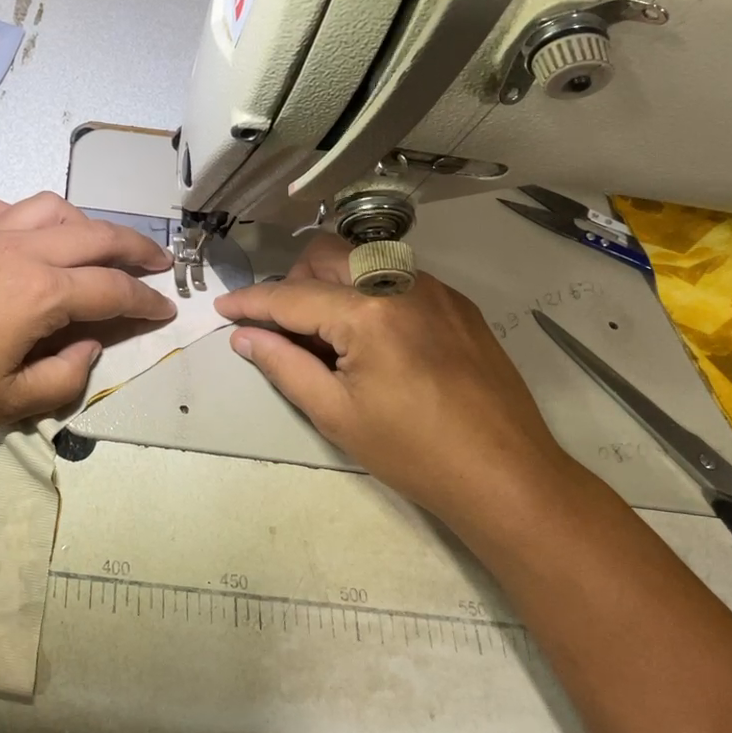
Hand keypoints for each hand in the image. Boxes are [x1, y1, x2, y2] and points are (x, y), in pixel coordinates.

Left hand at [0, 193, 175, 438]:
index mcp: (41, 292)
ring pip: (53, 208)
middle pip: (95, 236)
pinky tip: (31, 234)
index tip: (167, 310)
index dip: (146, 301)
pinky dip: (31, 215)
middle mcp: (22, 250)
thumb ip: (65, 376)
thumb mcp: (10, 402)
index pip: (112, 290)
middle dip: (136, 248)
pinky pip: (6, 208)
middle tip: (160, 263)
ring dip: (87, 223)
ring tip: (100, 244)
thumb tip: (89, 346)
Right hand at [214, 236, 582, 526]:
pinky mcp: (459, 306)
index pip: (292, 296)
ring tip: (328, 335)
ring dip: (331, 282)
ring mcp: (436, 291)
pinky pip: (398, 278)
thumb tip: (244, 336)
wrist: (508, 477)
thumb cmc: (414, 453)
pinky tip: (373, 340)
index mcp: (368, 313)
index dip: (251, 302)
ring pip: (364, 259)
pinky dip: (369, 293)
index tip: (222, 307)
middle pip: (327, 254)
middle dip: (293, 280)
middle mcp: (402, 284)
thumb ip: (284, 365)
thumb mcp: (336, 414)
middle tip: (282, 325)